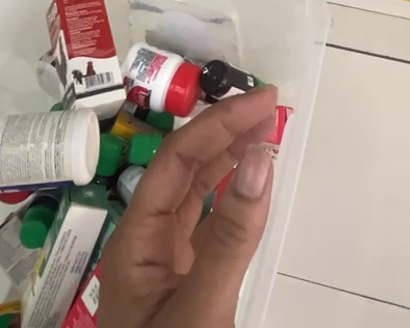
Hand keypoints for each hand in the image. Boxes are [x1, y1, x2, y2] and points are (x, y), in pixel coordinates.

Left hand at [100, 87, 279, 327]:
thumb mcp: (202, 309)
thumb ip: (232, 235)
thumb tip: (260, 156)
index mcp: (135, 240)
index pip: (177, 161)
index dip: (219, 123)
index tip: (266, 102)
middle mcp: (146, 242)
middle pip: (183, 169)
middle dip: (225, 131)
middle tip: (274, 107)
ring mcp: (164, 263)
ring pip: (196, 194)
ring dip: (230, 157)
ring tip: (268, 131)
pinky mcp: (184, 284)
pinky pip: (208, 224)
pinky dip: (232, 196)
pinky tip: (252, 183)